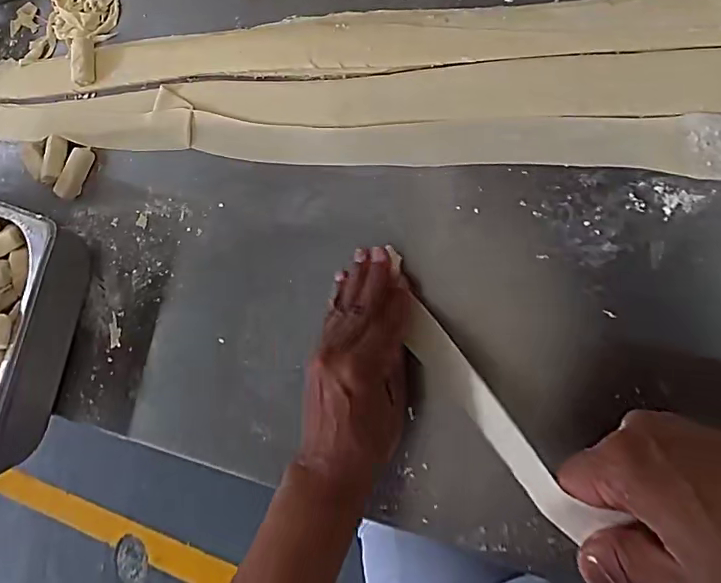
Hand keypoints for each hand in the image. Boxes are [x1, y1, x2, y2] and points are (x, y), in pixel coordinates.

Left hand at [294, 246, 410, 497]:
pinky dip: (337, 296)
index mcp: (362, 369)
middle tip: (383, 253)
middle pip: (363, 308)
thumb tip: (398, 328)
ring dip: (356, 279)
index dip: (398, 300)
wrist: (326, 467)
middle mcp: (339, 354)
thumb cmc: (367, 445)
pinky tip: (342, 280)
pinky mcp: (316, 354)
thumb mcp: (394, 406)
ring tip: (363, 255)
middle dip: (375, 277)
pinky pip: (330, 318)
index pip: (386, 324)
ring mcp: (324, 352)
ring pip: (344, 307)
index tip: (405, 278)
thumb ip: (395, 363)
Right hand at [557, 411, 720, 582]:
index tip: (593, 543)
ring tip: (702, 549)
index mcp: (628, 456)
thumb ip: (624, 567)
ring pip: (646, 468)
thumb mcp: (680, 582)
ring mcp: (688, 430)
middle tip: (658, 559)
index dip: (579, 517)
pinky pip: (680, 464)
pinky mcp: (720, 438)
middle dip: (624, 511)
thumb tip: (599, 560)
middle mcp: (652, 430)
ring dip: (659, 505)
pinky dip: (690, 494)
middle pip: (608, 469)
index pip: (569, 479)